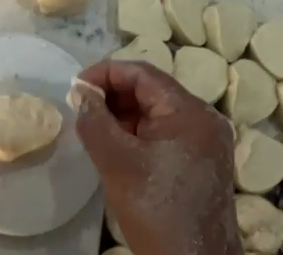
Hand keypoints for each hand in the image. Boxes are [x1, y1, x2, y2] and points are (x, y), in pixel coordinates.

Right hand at [72, 60, 240, 254]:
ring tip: (96, 129)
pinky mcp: (201, 162)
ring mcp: (205, 141)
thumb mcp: (117, 163)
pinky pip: (165, 133)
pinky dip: (139, 134)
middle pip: (151, 91)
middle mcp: (203, 118)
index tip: (76, 87)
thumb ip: (95, 122)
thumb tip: (81, 95)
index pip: (142, 74)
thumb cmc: (156, 209)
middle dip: (114, 96)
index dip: (105, 74)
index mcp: (189, 111)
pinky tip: (118, 148)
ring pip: (156, 113)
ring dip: (124, 116)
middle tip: (82, 109)